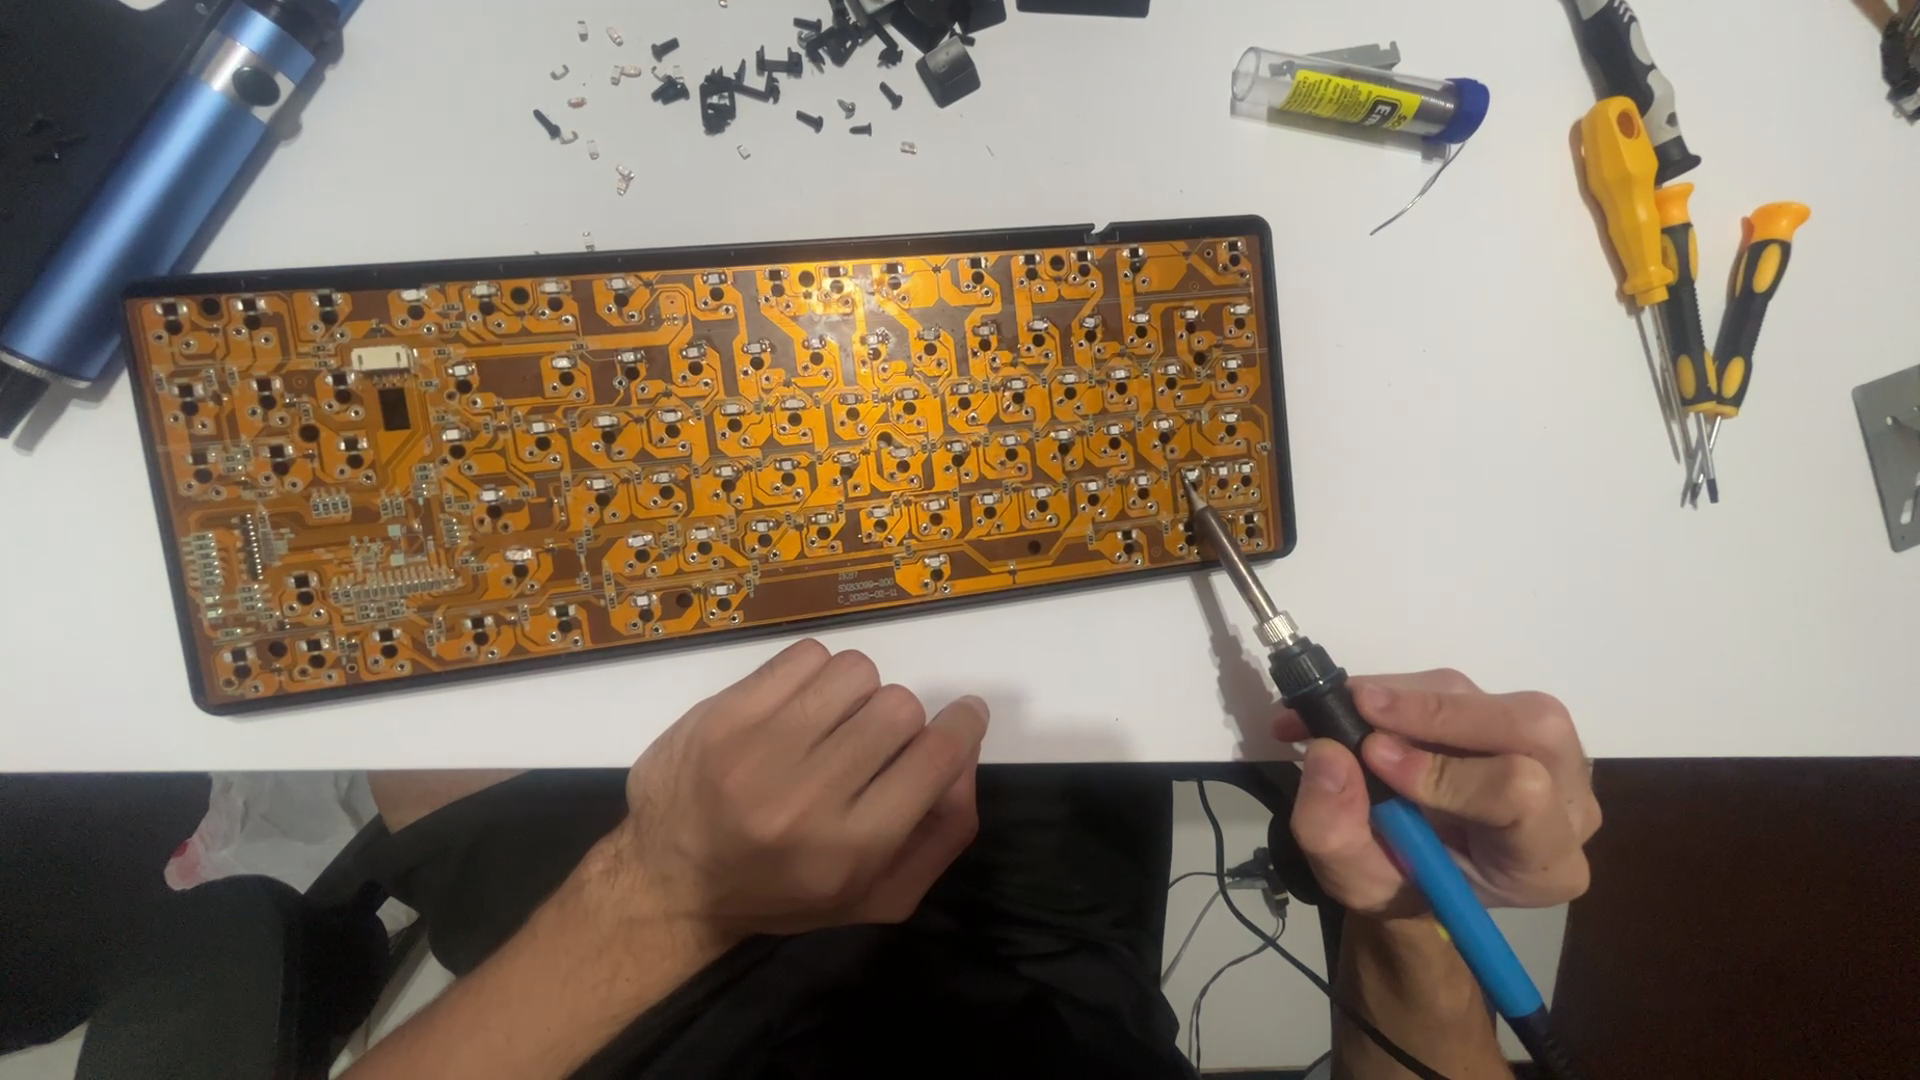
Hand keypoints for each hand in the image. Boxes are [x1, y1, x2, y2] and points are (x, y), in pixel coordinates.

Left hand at [601, 639, 988, 941]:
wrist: (668, 881)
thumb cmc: (783, 892)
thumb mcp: (879, 895)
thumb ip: (943, 833)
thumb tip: (967, 752)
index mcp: (851, 850)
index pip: (936, 757)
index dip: (963, 725)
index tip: (963, 715)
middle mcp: (806, 799)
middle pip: (899, 708)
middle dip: (899, 720)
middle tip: (870, 743)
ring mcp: (758, 750)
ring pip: (855, 672)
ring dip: (857, 692)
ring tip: (829, 723)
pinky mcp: (723, 713)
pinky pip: (806, 655)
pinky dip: (814, 674)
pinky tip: (795, 708)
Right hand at [1276, 670, 1599, 919]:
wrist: (1409, 866)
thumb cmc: (1394, 883)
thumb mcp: (1352, 880)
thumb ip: (1334, 829)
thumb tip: (1328, 753)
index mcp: (1540, 862)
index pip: (1521, 797)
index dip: (1444, 771)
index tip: (1371, 756)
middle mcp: (1562, 802)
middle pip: (1529, 727)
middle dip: (1434, 710)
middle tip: (1357, 704)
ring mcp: (1538, 752)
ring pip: (1483, 696)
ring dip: (1402, 697)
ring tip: (1339, 715)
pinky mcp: (1498, 715)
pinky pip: (1451, 686)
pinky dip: (1392, 690)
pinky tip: (1354, 711)